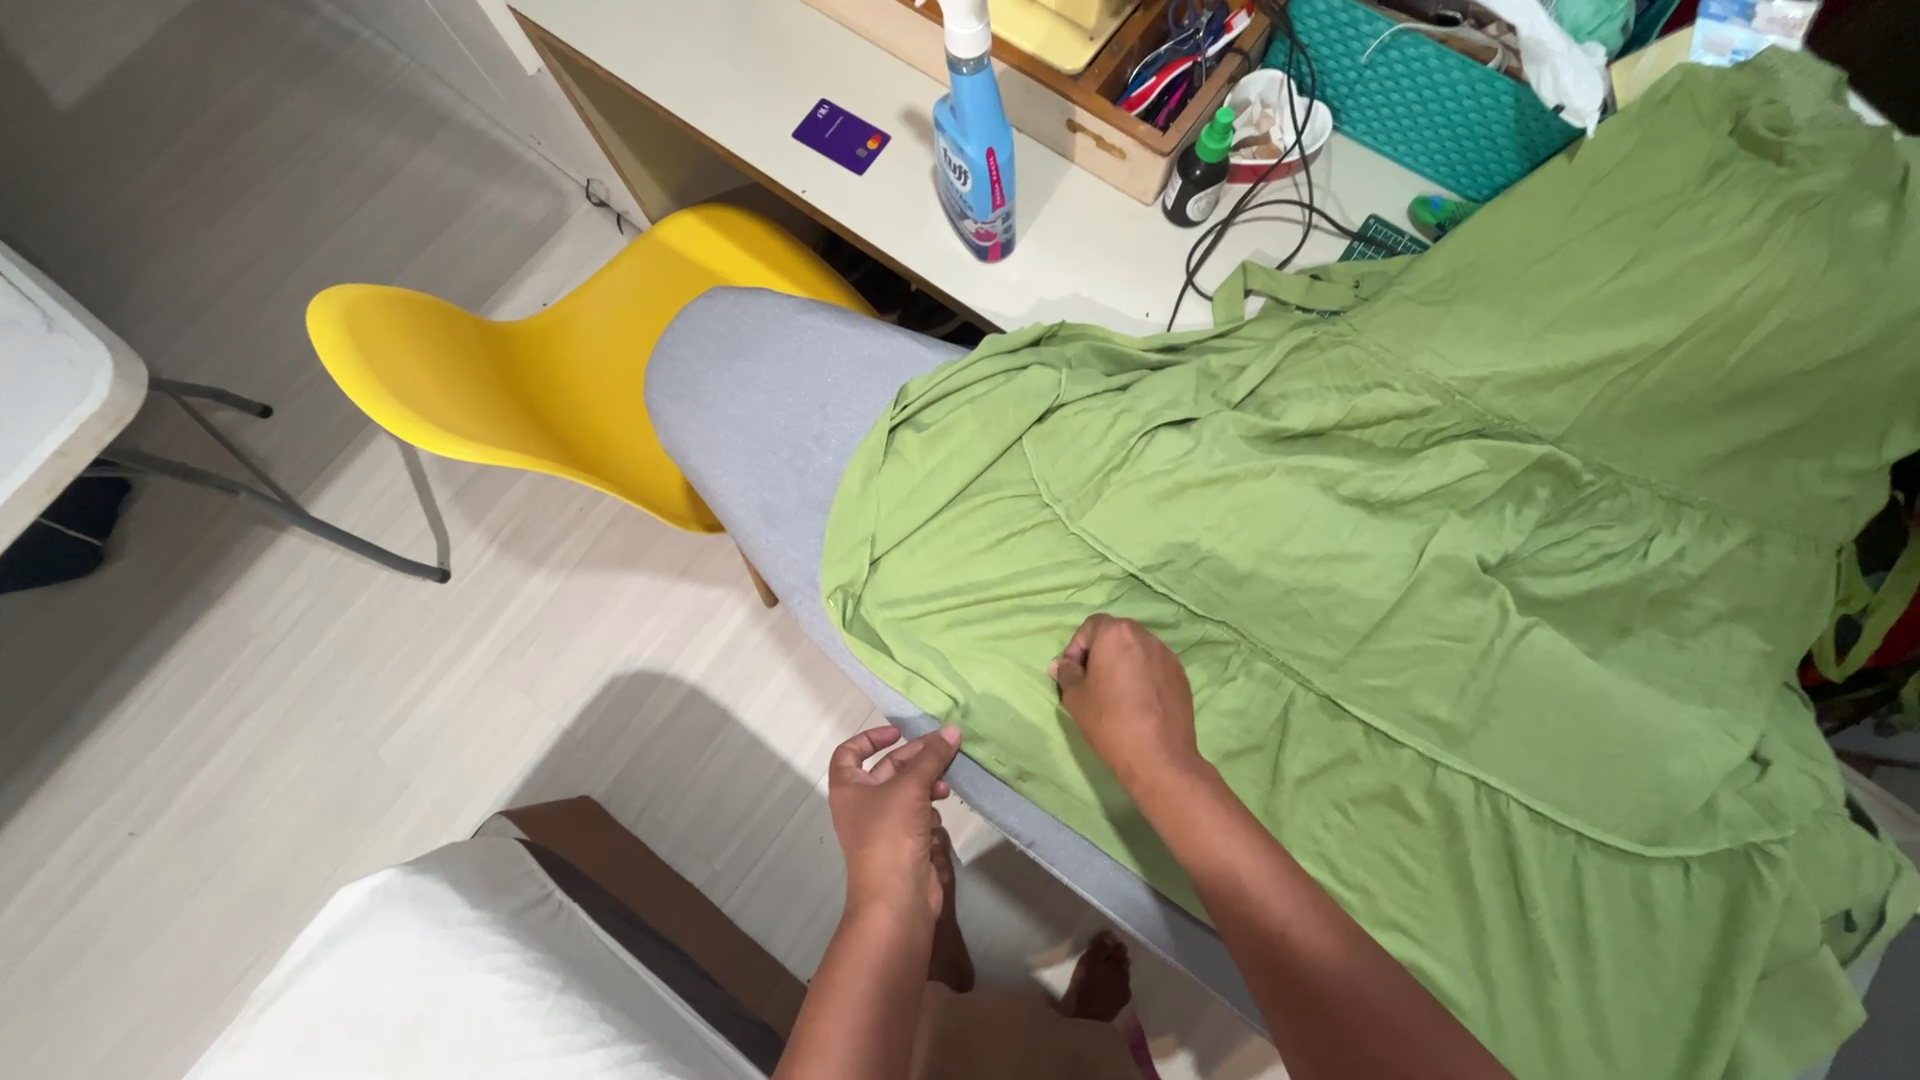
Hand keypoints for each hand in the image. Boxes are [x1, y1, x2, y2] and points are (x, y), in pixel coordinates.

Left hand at [828, 725, 961, 922]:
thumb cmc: (891, 834)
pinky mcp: (904, 844)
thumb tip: (952, 730)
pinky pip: (918, 816)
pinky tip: (942, 813)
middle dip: (915, 758)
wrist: (896, 898)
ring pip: (907, 793)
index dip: (871, 738)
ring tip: (947, 785)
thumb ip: (932, 757)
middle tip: (944, 749)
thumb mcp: (911, 787)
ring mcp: (883, 826)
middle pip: (888, 769)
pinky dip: (930, 811)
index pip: (849, 752)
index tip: (899, 732)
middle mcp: (862, 805)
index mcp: (848, 788)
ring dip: (927, 784)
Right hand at [1050, 615, 1203, 794]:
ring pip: (1138, 651)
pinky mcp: (1181, 676)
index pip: (1091, 626)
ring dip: (1124, 663)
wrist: (1158, 756)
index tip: (1074, 673)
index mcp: (1116, 634)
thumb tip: (1061, 664)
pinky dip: (1143, 676)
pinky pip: (1155, 667)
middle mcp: (1145, 636)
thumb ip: (1066, 674)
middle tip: (1092, 681)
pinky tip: (1139, 703)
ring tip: (1117, 693)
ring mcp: (1167, 656)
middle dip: (1102, 652)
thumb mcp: (1075, 698)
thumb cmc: (1109, 721)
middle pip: (1117, 635)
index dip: (1078, 647)